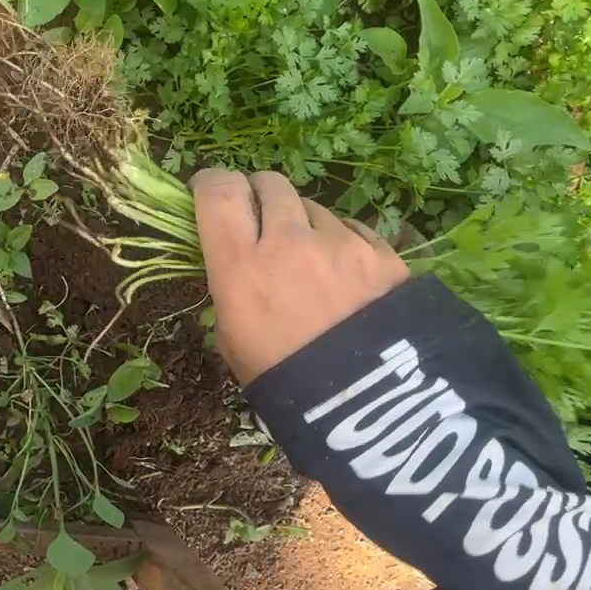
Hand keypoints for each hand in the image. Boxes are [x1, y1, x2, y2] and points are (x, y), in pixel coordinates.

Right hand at [191, 169, 410, 385]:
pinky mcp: (382, 253)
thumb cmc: (282, 378)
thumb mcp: (231, 336)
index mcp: (240, 264)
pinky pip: (351, 228)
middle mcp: (287, 241)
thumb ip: (228, 284)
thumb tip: (232, 259)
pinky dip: (340, 240)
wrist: (369, 406)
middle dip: (257, 193)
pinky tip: (343, 272)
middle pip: (267, 183)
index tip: (207, 192)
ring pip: (311, 205)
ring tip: (308, 257)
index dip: (209, 183)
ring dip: (301, 220)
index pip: (218, 191)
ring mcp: (339, 244)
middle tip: (258, 216)